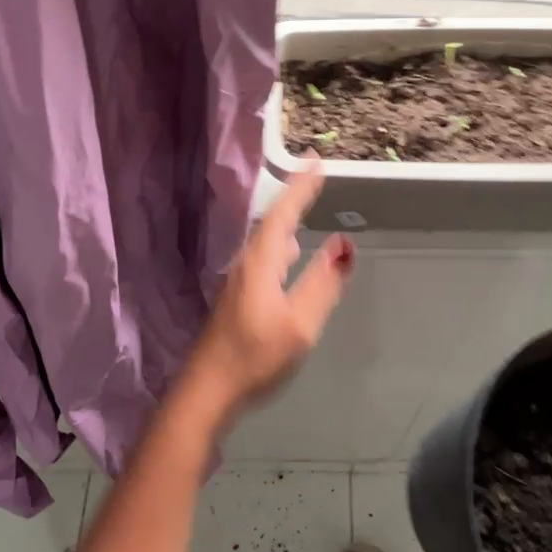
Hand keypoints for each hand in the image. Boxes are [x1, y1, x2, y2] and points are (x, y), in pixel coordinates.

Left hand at [182, 160, 353, 413]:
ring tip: (305, 206)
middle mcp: (246, 263)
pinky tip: (289, 253)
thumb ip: (323, 284)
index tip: (315, 160)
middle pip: (273, 221)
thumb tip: (343, 245)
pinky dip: (282, 243)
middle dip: (294, 197)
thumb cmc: (256, 356)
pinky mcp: (238, 298)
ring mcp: (239, 281)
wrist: (208, 390)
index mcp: (260, 262)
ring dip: (287, 220)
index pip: (283, 214)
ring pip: (266, 240)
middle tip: (314, 177)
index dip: (300, 187)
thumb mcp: (300, 324)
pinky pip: (264, 256)